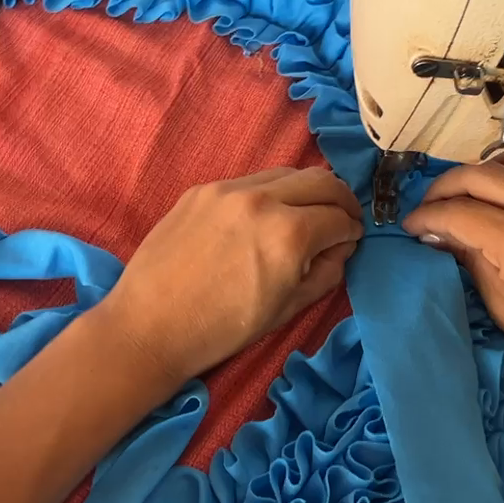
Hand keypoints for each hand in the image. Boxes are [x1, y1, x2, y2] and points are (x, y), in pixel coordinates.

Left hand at [93, 167, 363, 388]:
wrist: (150, 324)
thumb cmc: (222, 329)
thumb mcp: (287, 310)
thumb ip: (325, 273)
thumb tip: (340, 247)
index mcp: (288, 234)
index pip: (339, 218)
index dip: (353, 231)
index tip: (351, 240)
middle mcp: (261, 200)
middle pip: (321, 180)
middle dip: (340, 200)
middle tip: (341, 219)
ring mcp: (227, 189)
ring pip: (285, 173)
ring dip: (305, 190)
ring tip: (304, 214)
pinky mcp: (202, 189)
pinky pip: (249, 181)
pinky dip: (268, 193)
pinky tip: (261, 217)